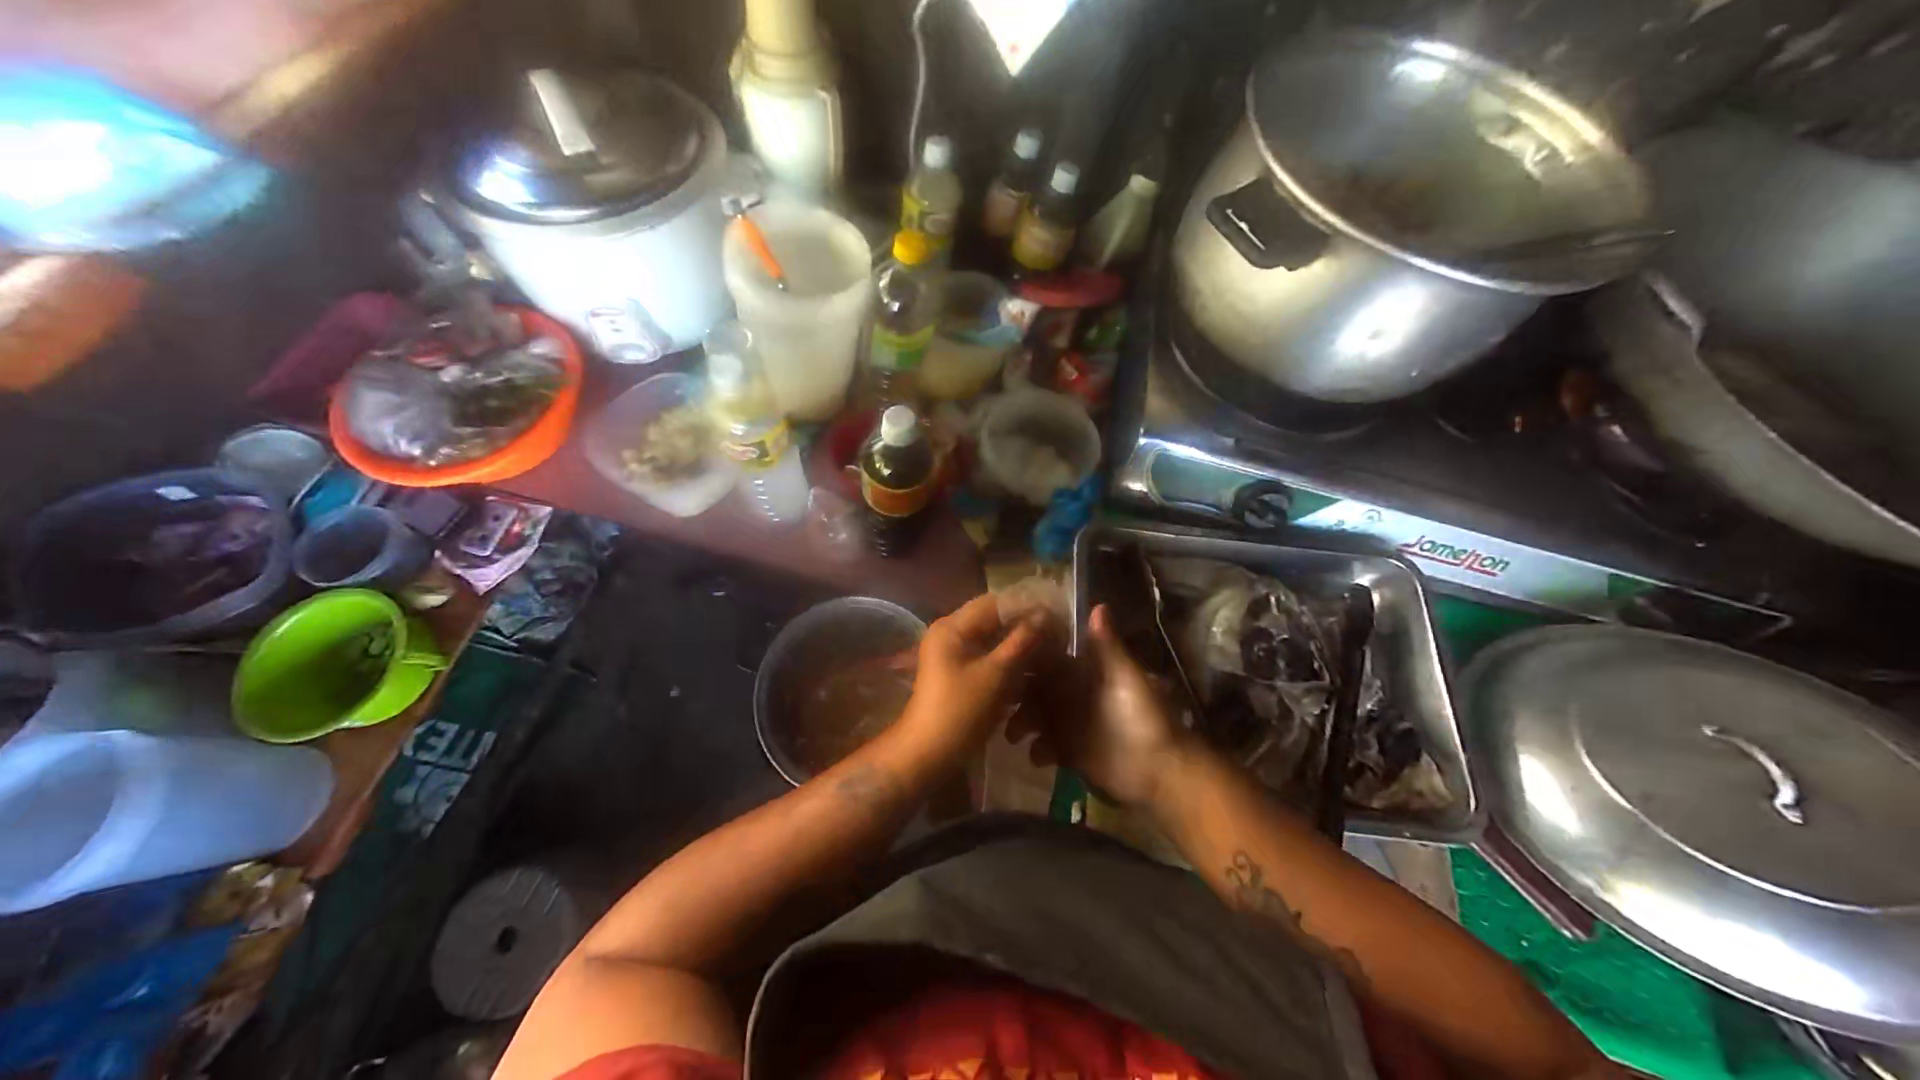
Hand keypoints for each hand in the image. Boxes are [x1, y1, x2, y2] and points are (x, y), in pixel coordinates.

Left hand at [895, 594, 1047, 756]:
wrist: (929, 755)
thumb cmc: (961, 711)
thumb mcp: (996, 674)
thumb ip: (1022, 640)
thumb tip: (1046, 614)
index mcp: (952, 626)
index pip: (996, 602)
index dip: (1028, 607)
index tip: (1059, 618)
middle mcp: (950, 633)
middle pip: (995, 620)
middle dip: (1026, 627)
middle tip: (1059, 638)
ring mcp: (953, 654)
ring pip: (993, 639)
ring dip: (1020, 645)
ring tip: (1052, 653)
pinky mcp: (959, 673)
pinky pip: (988, 657)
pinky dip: (1009, 661)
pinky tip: (1033, 670)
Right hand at [1011, 603, 1194, 806]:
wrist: (1159, 770)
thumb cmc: (1144, 717)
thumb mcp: (1126, 677)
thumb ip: (1107, 646)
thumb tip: (1098, 604)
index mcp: (1085, 674)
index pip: (1049, 660)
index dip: (1027, 658)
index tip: (1004, 657)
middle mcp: (1073, 696)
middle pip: (1035, 690)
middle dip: (1017, 695)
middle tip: (1000, 702)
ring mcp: (1070, 725)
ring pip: (1035, 718)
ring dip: (1022, 724)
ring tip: (1015, 735)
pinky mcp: (1069, 753)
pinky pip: (1045, 748)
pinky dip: (1038, 750)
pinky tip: (1040, 756)